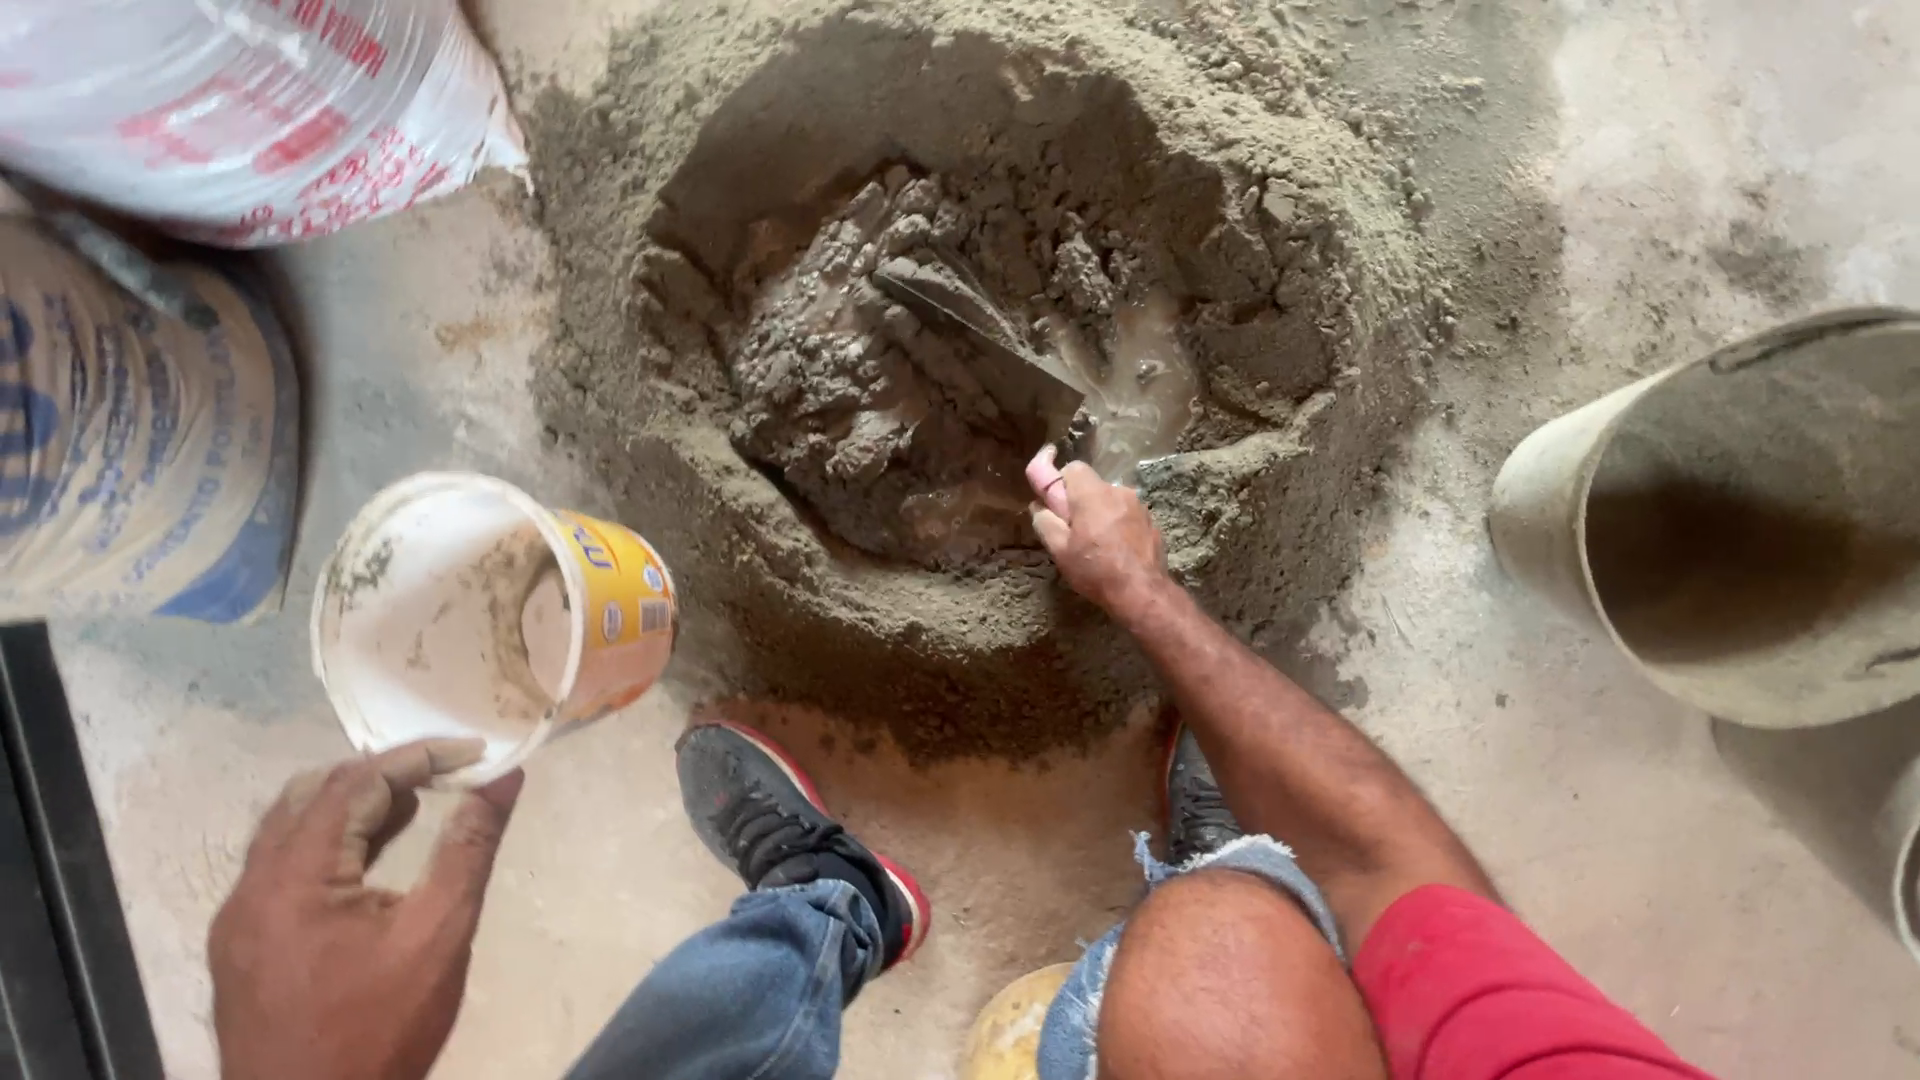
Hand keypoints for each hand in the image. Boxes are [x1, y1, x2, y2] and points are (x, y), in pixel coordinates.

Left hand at [209, 740, 523, 1079]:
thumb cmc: (381, 1025)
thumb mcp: (442, 929)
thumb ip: (471, 844)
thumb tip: (505, 777)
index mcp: (292, 881)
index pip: (355, 784)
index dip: (419, 756)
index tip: (477, 753)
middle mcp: (252, 890)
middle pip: (315, 793)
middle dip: (387, 769)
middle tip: (449, 769)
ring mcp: (244, 919)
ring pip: (296, 825)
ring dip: (361, 801)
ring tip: (426, 797)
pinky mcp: (251, 942)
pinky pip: (290, 862)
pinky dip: (341, 837)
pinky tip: (384, 847)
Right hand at [1026, 445, 1173, 621]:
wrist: (1141, 592)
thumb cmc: (1095, 570)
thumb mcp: (1060, 551)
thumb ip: (1045, 523)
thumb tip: (1038, 506)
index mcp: (1092, 494)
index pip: (1073, 468)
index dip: (1061, 483)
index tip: (1057, 503)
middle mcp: (1118, 492)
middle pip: (1092, 485)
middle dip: (1081, 501)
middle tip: (1074, 529)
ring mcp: (1138, 505)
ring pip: (1111, 500)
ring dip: (1101, 513)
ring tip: (1097, 543)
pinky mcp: (1151, 521)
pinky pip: (1127, 514)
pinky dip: (1118, 524)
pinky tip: (1116, 549)